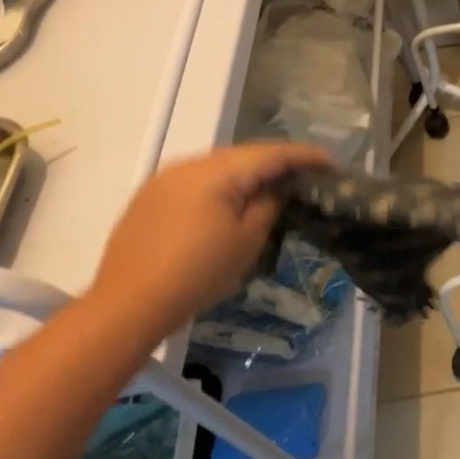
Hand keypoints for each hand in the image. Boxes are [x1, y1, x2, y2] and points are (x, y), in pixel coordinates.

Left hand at [86, 143, 331, 334]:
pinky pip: (197, 179)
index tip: (332, 164)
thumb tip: (278, 186)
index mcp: (217, 172)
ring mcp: (164, 178)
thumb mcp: (248, 240)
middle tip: (306, 176)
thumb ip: (269, 204)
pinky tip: (233, 200)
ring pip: (219, 165)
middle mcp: (188, 164)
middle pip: (244, 154)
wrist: (127, 305)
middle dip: (277, 162)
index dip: (305, 156)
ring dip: (248, 172)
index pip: (272, 153)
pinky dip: (222, 183)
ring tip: (274, 186)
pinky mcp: (150, 196)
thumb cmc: (198, 274)